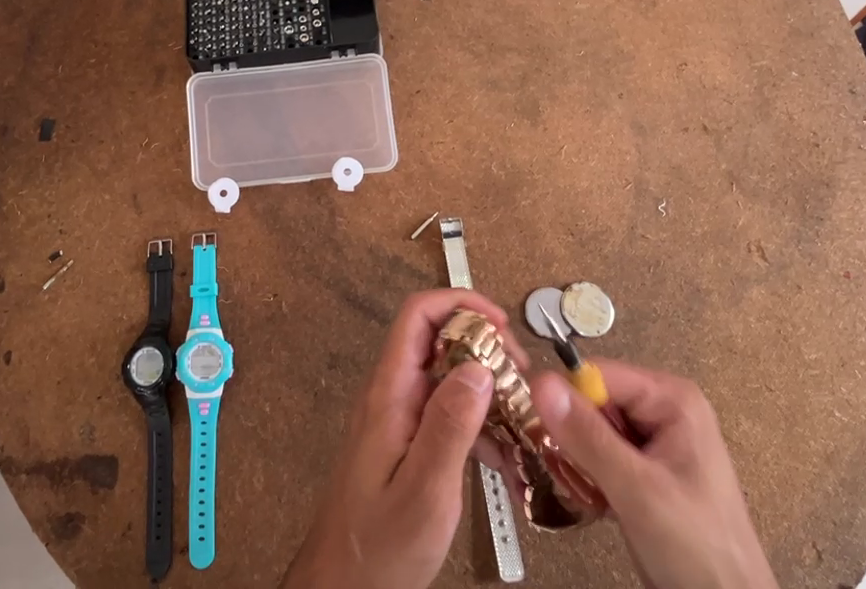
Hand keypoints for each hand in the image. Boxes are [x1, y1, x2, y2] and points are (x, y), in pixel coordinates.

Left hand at [283, 289, 526, 588]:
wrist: (341, 587)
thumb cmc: (378, 547)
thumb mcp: (424, 489)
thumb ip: (449, 426)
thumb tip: (478, 365)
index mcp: (390, 393)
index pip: (417, 316)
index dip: (460, 304)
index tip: (503, 327)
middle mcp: (392, 395)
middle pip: (439, 340)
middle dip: (485, 348)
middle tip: (522, 381)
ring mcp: (399, 418)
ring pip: (448, 378)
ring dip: (488, 389)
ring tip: (524, 418)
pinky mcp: (408, 443)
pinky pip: (448, 414)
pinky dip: (479, 425)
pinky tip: (506, 456)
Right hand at [530, 362, 776, 588]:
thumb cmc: (698, 548)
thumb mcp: (637, 489)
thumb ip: (588, 437)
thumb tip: (542, 384)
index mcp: (672, 399)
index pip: (596, 374)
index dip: (565, 399)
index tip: (542, 431)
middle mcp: (663, 409)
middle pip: (592, 400)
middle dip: (572, 435)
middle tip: (570, 471)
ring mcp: (654, 439)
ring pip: (590, 429)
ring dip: (578, 459)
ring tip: (587, 491)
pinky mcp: (644, 467)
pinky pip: (599, 453)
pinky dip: (588, 474)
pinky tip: (596, 499)